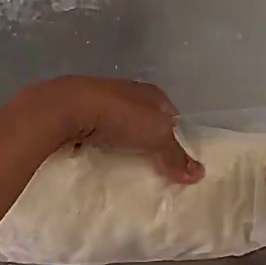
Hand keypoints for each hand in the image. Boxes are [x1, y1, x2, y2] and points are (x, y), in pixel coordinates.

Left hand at [13, 76, 203, 182]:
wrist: (65, 108)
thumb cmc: (119, 116)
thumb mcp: (156, 136)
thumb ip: (175, 155)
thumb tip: (200, 173)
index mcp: (150, 92)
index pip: (170, 114)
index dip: (173, 135)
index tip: (173, 159)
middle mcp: (126, 91)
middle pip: (143, 119)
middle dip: (146, 140)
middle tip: (149, 167)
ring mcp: (99, 101)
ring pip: (117, 125)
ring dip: (119, 142)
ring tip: (121, 166)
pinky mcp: (76, 112)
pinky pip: (93, 131)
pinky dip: (96, 144)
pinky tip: (95, 159)